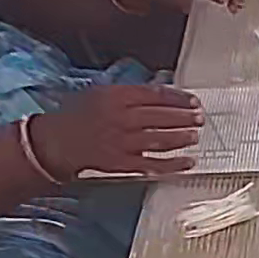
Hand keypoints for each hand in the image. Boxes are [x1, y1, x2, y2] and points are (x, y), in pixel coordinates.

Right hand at [32, 84, 203, 176]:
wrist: (58, 142)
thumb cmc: (81, 116)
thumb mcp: (102, 93)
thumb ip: (130, 93)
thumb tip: (162, 93)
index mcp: (116, 97)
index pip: (155, 95)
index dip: (178, 98)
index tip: (193, 100)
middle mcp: (122, 118)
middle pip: (161, 116)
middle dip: (184, 116)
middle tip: (200, 117)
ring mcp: (124, 142)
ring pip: (161, 139)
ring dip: (182, 137)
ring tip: (195, 135)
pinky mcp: (125, 163)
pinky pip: (155, 164)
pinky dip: (174, 164)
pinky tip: (189, 162)